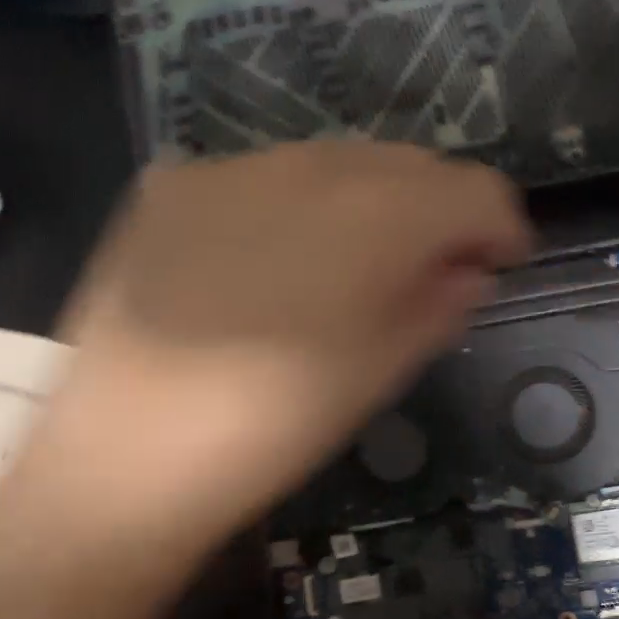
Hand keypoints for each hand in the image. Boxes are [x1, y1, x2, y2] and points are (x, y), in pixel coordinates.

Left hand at [14, 142, 533, 542]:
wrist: (120, 456)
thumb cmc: (270, 430)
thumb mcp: (378, 376)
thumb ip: (438, 306)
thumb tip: (466, 270)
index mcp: (379, 217)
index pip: (474, 189)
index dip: (499, 226)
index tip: (497, 265)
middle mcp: (311, 166)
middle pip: (406, 164)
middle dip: (432, 211)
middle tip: (424, 270)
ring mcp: (232, 167)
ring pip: (331, 162)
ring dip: (360, 203)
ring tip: (340, 267)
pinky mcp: (171, 184)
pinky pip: (257, 178)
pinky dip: (285, 209)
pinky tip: (260, 264)